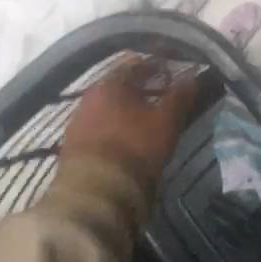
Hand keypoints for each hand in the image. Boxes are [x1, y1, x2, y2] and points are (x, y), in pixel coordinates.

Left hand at [60, 59, 200, 184]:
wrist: (94, 196)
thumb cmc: (134, 149)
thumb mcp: (166, 121)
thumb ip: (179, 96)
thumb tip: (191, 77)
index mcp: (111, 84)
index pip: (135, 65)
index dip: (154, 68)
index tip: (169, 76)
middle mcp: (89, 97)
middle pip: (117, 87)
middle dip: (137, 91)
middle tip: (156, 99)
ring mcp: (76, 123)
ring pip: (105, 109)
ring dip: (122, 112)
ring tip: (140, 123)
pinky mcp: (69, 149)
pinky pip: (95, 129)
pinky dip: (109, 130)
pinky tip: (121, 143)